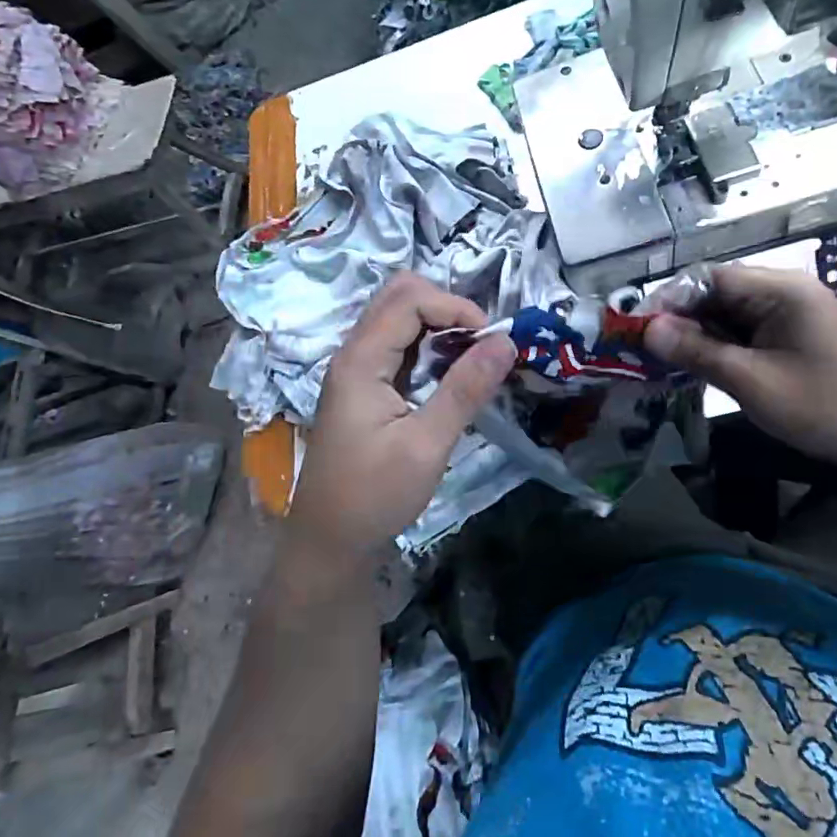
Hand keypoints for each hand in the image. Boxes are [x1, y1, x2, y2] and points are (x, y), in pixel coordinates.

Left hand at [289, 272, 516, 558]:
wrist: (329, 539)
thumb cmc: (374, 495)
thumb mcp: (427, 445)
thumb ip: (465, 390)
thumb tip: (506, 342)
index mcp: (360, 361)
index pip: (409, 300)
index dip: (455, 307)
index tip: (490, 340)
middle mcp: (354, 353)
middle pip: (399, 296)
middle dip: (446, 306)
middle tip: (479, 342)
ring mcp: (357, 368)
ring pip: (399, 317)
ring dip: (439, 324)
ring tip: (472, 356)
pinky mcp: (366, 385)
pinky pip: (399, 344)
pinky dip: (430, 345)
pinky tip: (451, 373)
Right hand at [643, 265, 836, 481]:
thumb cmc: (827, 410)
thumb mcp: (754, 383)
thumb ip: (699, 352)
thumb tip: (648, 328)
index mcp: (783, 289)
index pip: (711, 278)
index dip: (670, 300)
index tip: (637, 329)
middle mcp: (789, 292)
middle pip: (720, 295)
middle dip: (682, 321)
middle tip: (645, 352)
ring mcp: (796, 315)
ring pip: (733, 316)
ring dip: (701, 338)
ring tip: (666, 364)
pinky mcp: (799, 337)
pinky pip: (751, 334)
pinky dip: (725, 349)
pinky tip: (702, 370)